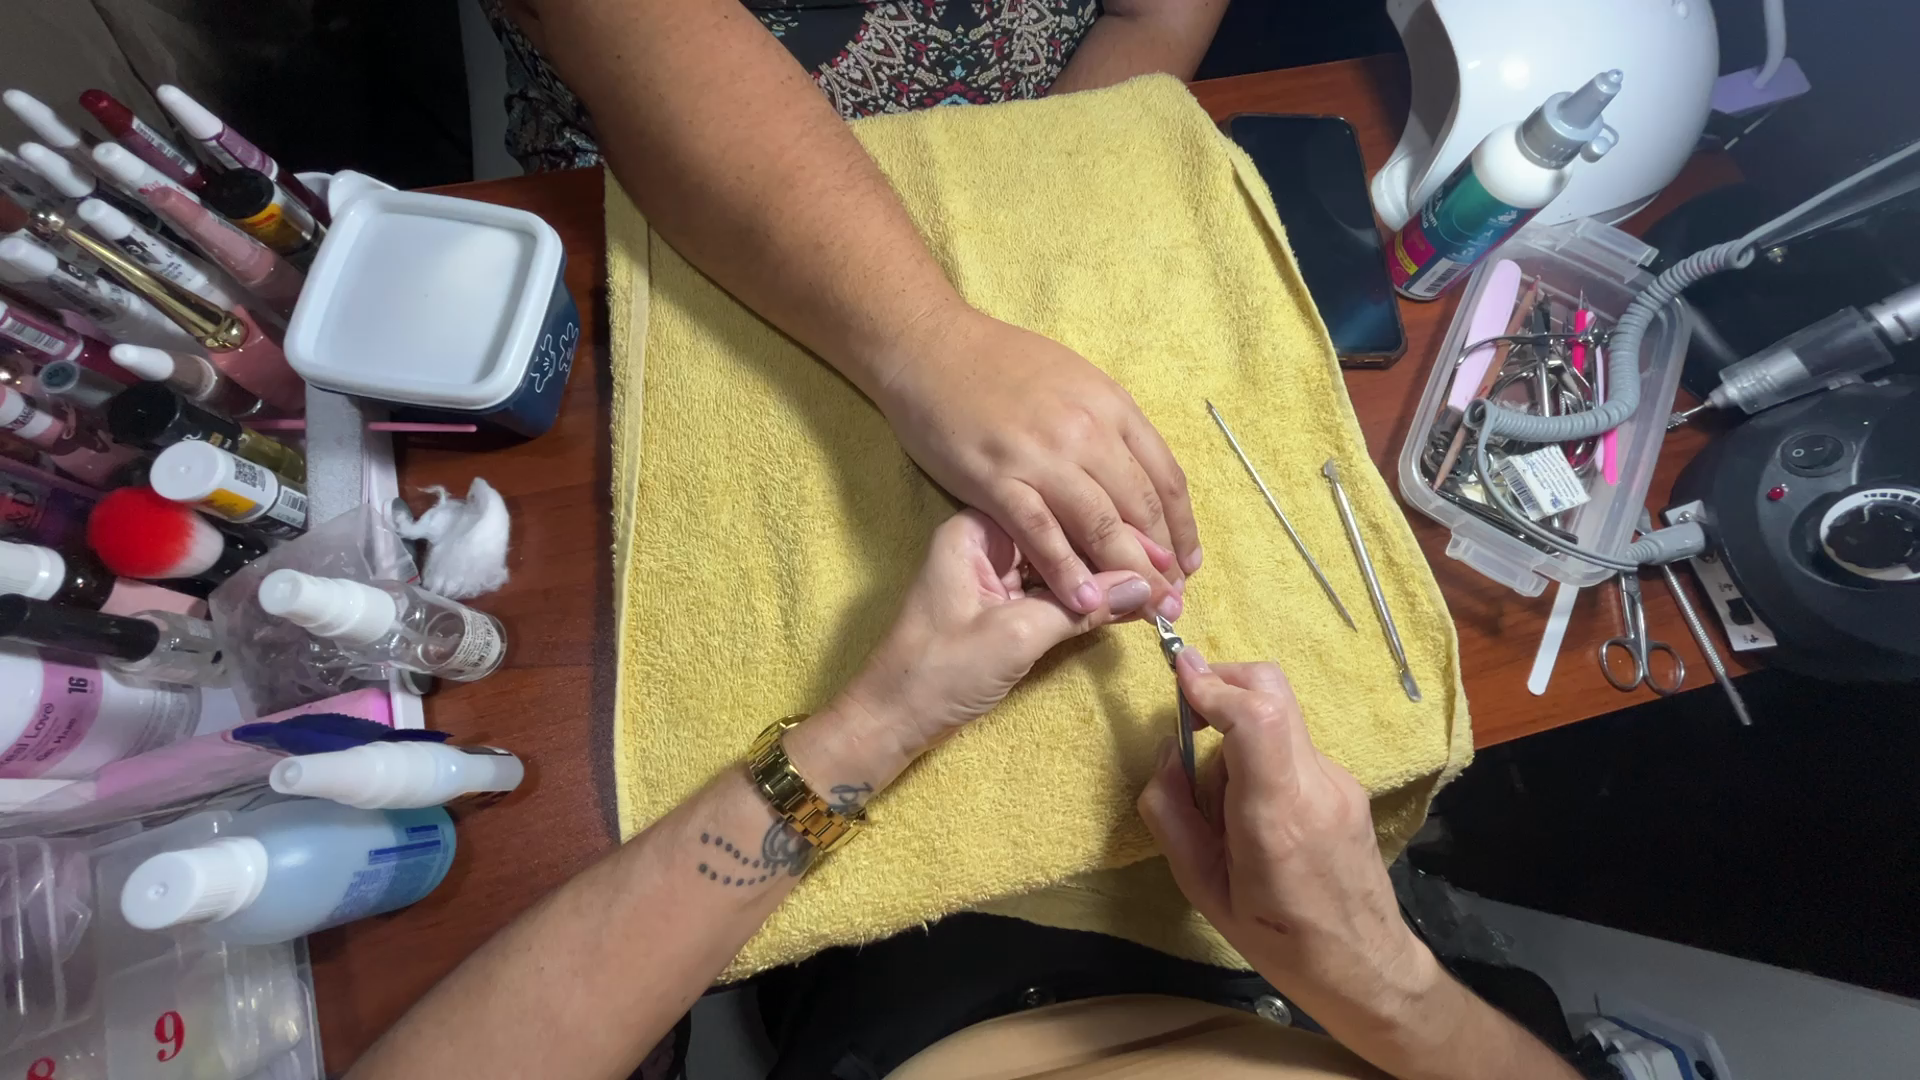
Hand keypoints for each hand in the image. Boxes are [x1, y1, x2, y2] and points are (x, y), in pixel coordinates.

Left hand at [836, 510, 1150, 766]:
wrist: (892, 719)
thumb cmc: (940, 670)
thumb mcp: (1015, 635)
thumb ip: (1081, 608)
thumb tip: (1145, 588)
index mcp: (977, 531)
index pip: (1056, 513)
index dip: (1110, 531)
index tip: (1162, 553)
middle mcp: (988, 542)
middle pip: (1063, 537)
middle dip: (1114, 558)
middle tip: (1171, 576)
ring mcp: (995, 574)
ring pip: (1063, 566)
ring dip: (1105, 582)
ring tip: (1160, 592)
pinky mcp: (1002, 604)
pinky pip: (1053, 592)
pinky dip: (1085, 602)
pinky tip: (1125, 606)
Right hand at [874, 310, 1199, 622]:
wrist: (930, 348)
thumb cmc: (997, 361)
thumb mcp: (1072, 378)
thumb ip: (1105, 424)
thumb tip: (1132, 475)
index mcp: (1110, 405)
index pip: (1164, 478)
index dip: (1181, 529)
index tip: (1186, 564)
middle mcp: (1086, 432)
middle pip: (1140, 509)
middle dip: (1163, 564)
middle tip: (1173, 604)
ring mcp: (1042, 457)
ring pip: (1100, 525)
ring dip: (1128, 575)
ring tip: (1145, 613)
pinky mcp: (998, 480)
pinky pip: (1041, 534)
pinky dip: (1067, 572)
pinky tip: (1085, 602)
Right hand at [1137, 652, 1438, 1019]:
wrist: (1367, 969)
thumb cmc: (1275, 938)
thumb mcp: (1198, 884)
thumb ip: (1168, 808)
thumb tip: (1169, 748)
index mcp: (1276, 816)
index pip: (1257, 717)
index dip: (1212, 685)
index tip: (1178, 672)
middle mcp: (1314, 783)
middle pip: (1271, 689)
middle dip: (1221, 679)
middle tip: (1187, 712)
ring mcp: (1338, 778)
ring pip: (1275, 713)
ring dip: (1234, 729)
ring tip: (1221, 799)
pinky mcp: (1345, 780)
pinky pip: (1287, 741)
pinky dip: (1256, 750)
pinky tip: (1250, 806)